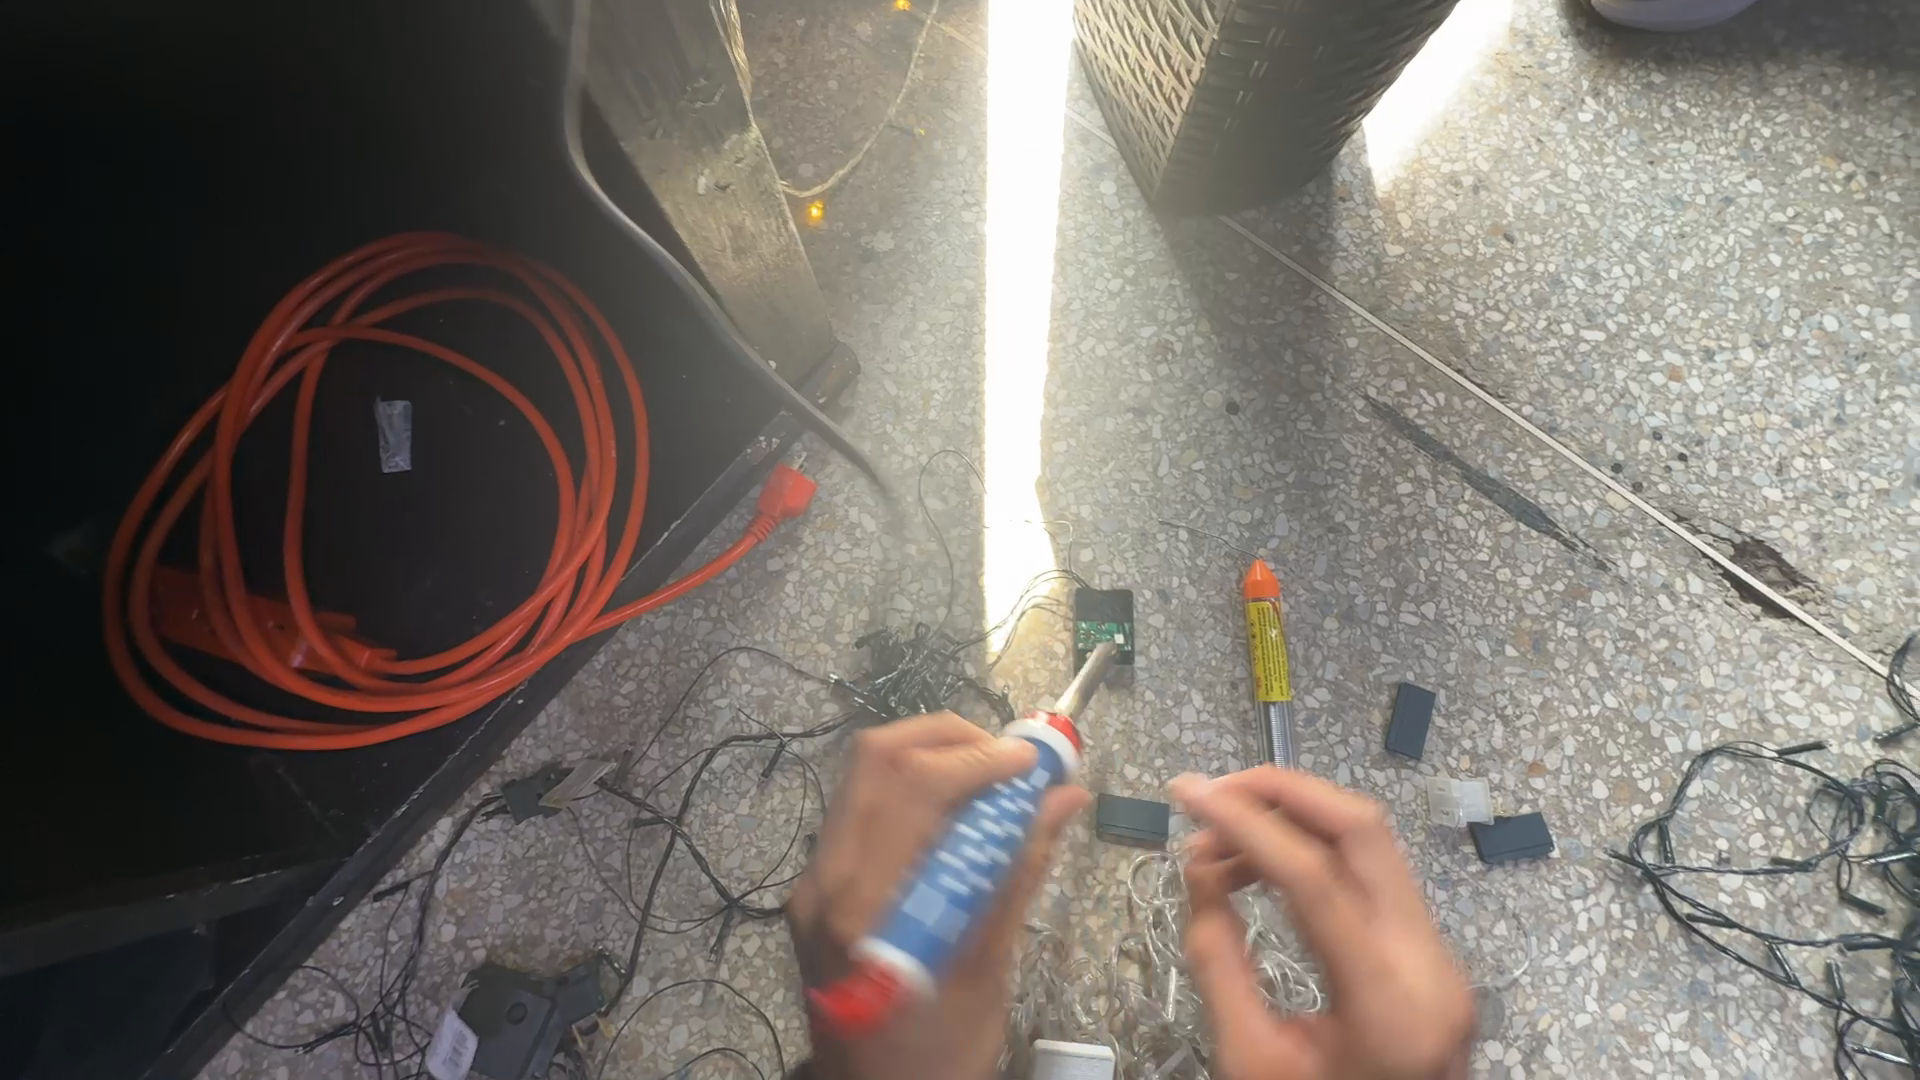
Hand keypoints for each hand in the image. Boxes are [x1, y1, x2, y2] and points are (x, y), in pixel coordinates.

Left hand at [787, 712, 1090, 1079]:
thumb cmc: (938, 1053)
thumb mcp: (989, 969)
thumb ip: (1019, 870)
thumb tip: (1065, 797)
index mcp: (865, 909)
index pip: (912, 792)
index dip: (976, 760)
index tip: (1029, 760)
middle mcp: (822, 879)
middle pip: (875, 759)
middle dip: (949, 738)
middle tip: (1005, 756)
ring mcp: (810, 876)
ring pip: (863, 772)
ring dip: (928, 752)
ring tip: (984, 772)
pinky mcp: (814, 878)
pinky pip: (860, 801)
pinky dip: (908, 782)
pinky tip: (949, 804)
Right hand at [1170, 769, 1472, 1079]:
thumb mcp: (1248, 1058)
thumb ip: (1215, 955)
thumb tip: (1200, 865)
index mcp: (1388, 1004)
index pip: (1313, 876)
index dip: (1243, 821)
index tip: (1186, 791)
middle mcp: (1430, 964)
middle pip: (1361, 830)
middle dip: (1278, 791)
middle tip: (1212, 792)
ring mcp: (1437, 954)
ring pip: (1365, 839)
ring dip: (1287, 817)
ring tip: (1218, 839)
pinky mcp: (1426, 950)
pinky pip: (1363, 870)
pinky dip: (1304, 848)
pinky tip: (1254, 865)